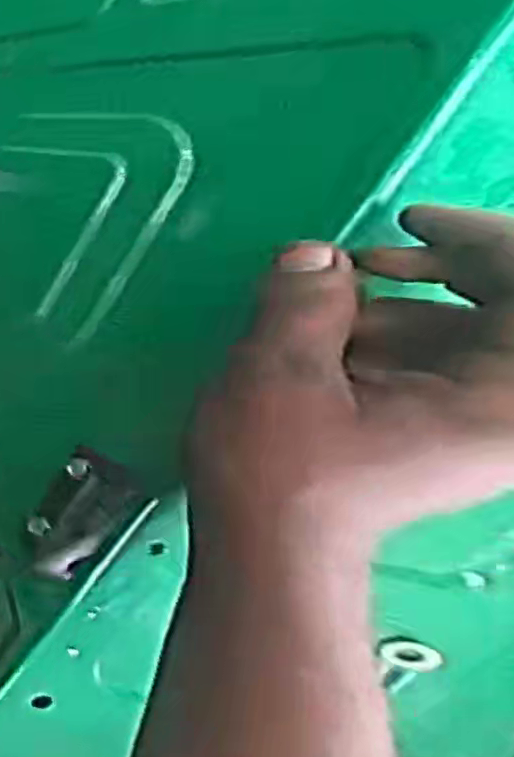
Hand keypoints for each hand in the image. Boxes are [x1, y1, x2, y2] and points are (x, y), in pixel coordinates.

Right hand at [189, 205, 513, 557]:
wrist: (268, 536)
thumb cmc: (276, 462)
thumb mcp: (275, 374)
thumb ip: (301, 306)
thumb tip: (315, 254)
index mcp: (509, 400)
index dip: (484, 243)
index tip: (407, 220)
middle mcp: (513, 410)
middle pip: (505, 314)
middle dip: (434, 274)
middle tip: (354, 261)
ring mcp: (481, 422)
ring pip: (458, 334)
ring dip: (386, 310)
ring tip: (307, 316)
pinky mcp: (441, 428)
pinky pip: (430, 362)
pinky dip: (377, 340)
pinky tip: (317, 345)